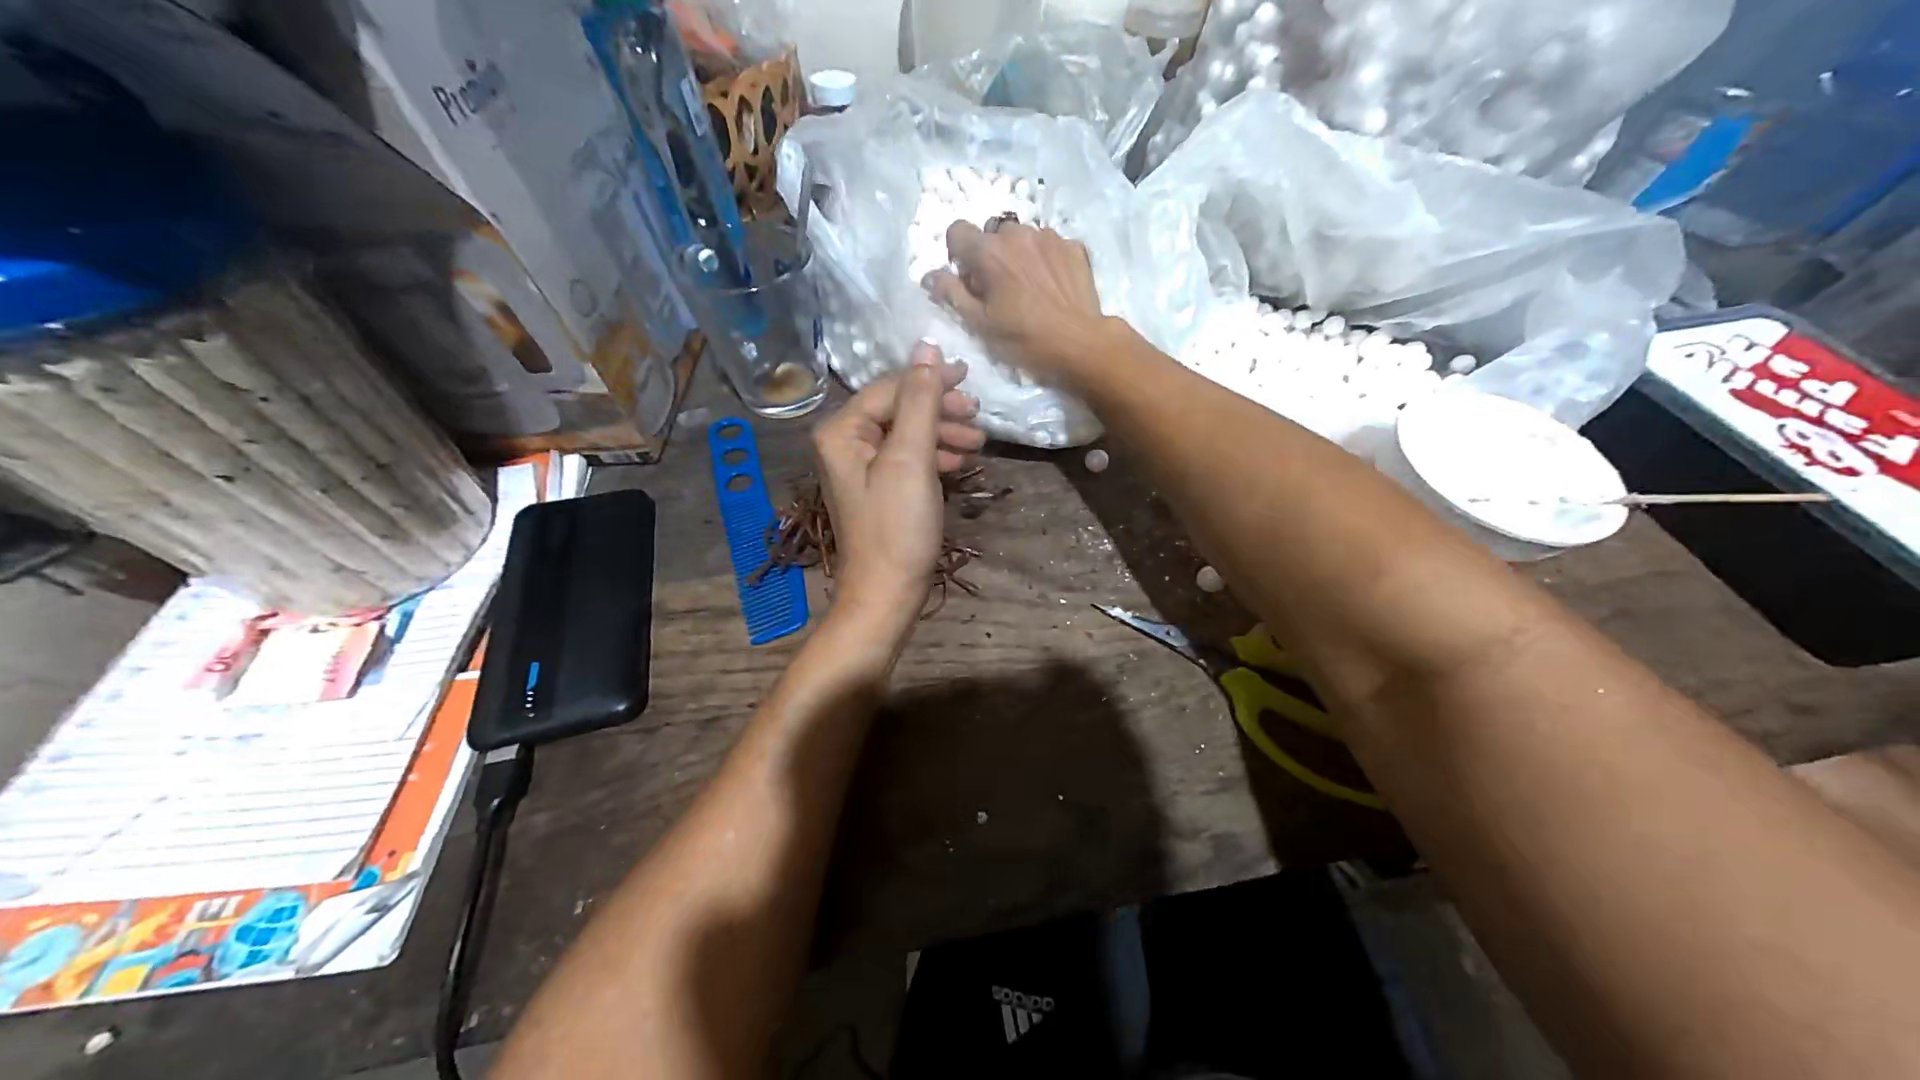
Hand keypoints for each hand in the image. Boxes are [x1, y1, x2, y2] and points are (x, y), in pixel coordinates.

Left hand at [813, 343, 984, 634]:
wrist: (887, 593)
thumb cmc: (897, 526)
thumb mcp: (911, 458)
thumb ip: (920, 400)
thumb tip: (928, 347)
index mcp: (841, 430)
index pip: (890, 388)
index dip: (931, 380)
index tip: (970, 378)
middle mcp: (845, 443)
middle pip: (899, 408)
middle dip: (940, 410)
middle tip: (977, 416)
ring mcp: (861, 468)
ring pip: (908, 433)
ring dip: (943, 433)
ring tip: (977, 444)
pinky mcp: (880, 488)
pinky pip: (909, 458)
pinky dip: (935, 456)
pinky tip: (960, 463)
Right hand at [922, 219, 1113, 384]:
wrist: (1080, 343)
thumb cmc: (1024, 339)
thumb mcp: (980, 324)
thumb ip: (951, 294)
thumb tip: (929, 276)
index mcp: (989, 251)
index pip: (957, 230)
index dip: (958, 254)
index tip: (968, 279)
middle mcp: (1017, 234)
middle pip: (992, 233)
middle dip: (990, 255)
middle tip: (999, 288)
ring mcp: (1049, 237)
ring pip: (1022, 237)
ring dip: (1018, 255)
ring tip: (1028, 287)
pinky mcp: (1073, 245)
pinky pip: (1049, 244)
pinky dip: (1044, 259)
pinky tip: (1051, 285)